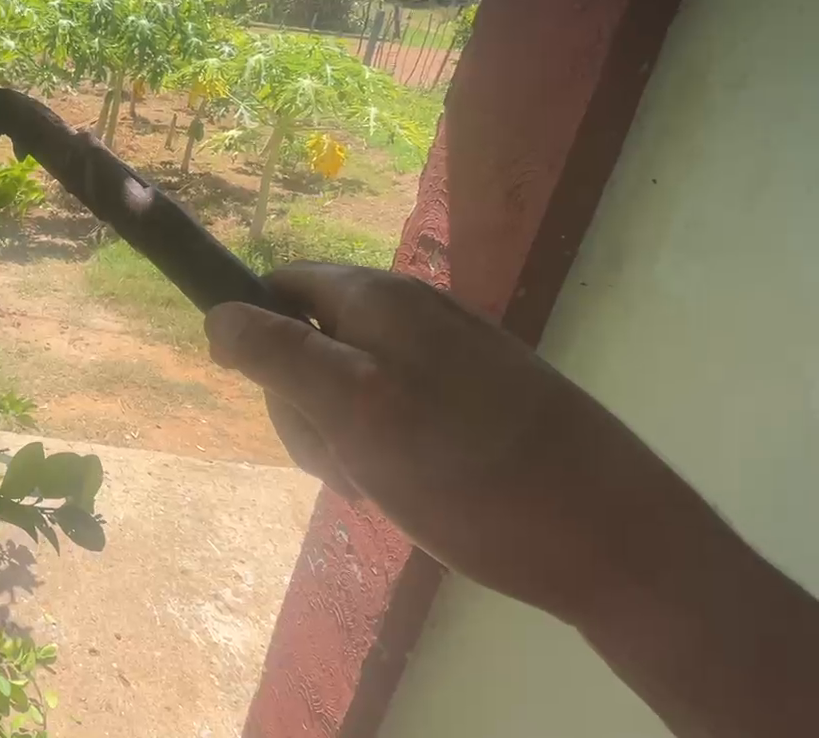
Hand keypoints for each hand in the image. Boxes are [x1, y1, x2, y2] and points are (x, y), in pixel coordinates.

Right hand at [205, 264, 818, 737]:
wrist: (617, 546)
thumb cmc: (463, 465)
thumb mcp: (349, 404)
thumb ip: (272, 351)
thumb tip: (215, 315)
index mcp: (376, 296)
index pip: (278, 286)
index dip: (254, 332)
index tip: (258, 390)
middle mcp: (407, 313)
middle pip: (305, 338)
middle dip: (298, 400)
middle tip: (332, 451)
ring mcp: (440, 357)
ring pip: (342, 383)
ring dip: (333, 433)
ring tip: (370, 477)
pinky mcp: (466, 401)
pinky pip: (386, 410)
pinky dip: (373, 446)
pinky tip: (397, 483)